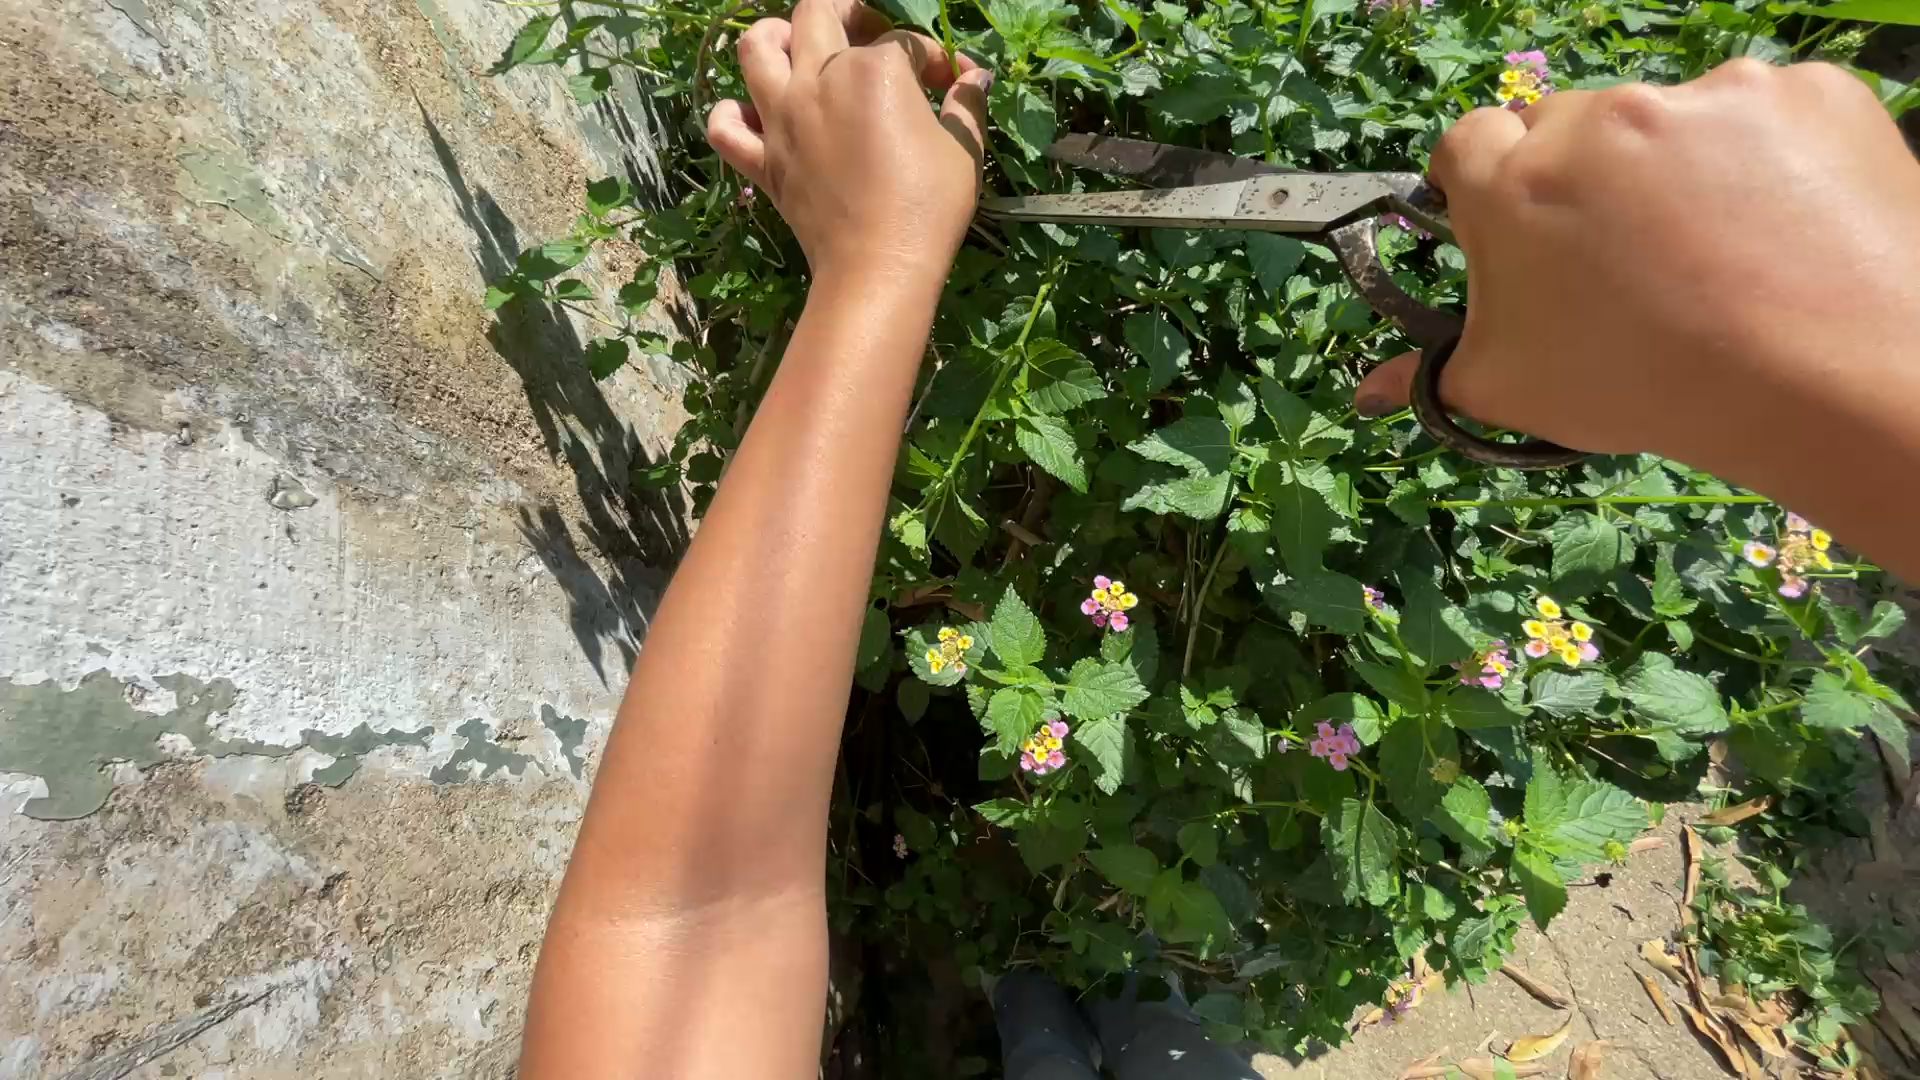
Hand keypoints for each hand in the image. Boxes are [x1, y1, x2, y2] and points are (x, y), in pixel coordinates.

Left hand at [706, 0, 993, 287]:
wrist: (879, 271)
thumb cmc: (928, 211)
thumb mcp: (963, 154)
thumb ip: (968, 105)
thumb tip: (975, 76)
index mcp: (874, 69)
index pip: (905, 42)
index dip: (933, 58)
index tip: (949, 85)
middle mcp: (818, 78)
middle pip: (818, 12)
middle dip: (850, 14)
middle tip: (871, 41)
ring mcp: (782, 120)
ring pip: (756, 48)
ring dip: (775, 37)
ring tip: (797, 50)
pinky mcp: (764, 163)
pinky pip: (726, 127)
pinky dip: (732, 115)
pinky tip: (755, 117)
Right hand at [1353, 60, 1919, 469]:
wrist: (1828, 373)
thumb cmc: (1626, 380)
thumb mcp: (1496, 387)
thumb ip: (1419, 378)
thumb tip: (1365, 394)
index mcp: (1510, 186)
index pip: (1462, 141)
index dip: (1470, 177)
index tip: (1493, 219)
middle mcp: (1599, 121)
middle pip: (1555, 125)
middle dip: (1557, 174)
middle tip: (1587, 248)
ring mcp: (1709, 95)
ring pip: (1650, 118)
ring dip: (1646, 164)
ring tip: (1682, 244)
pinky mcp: (1808, 89)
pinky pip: (1747, 112)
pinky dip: (1740, 156)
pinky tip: (1756, 222)